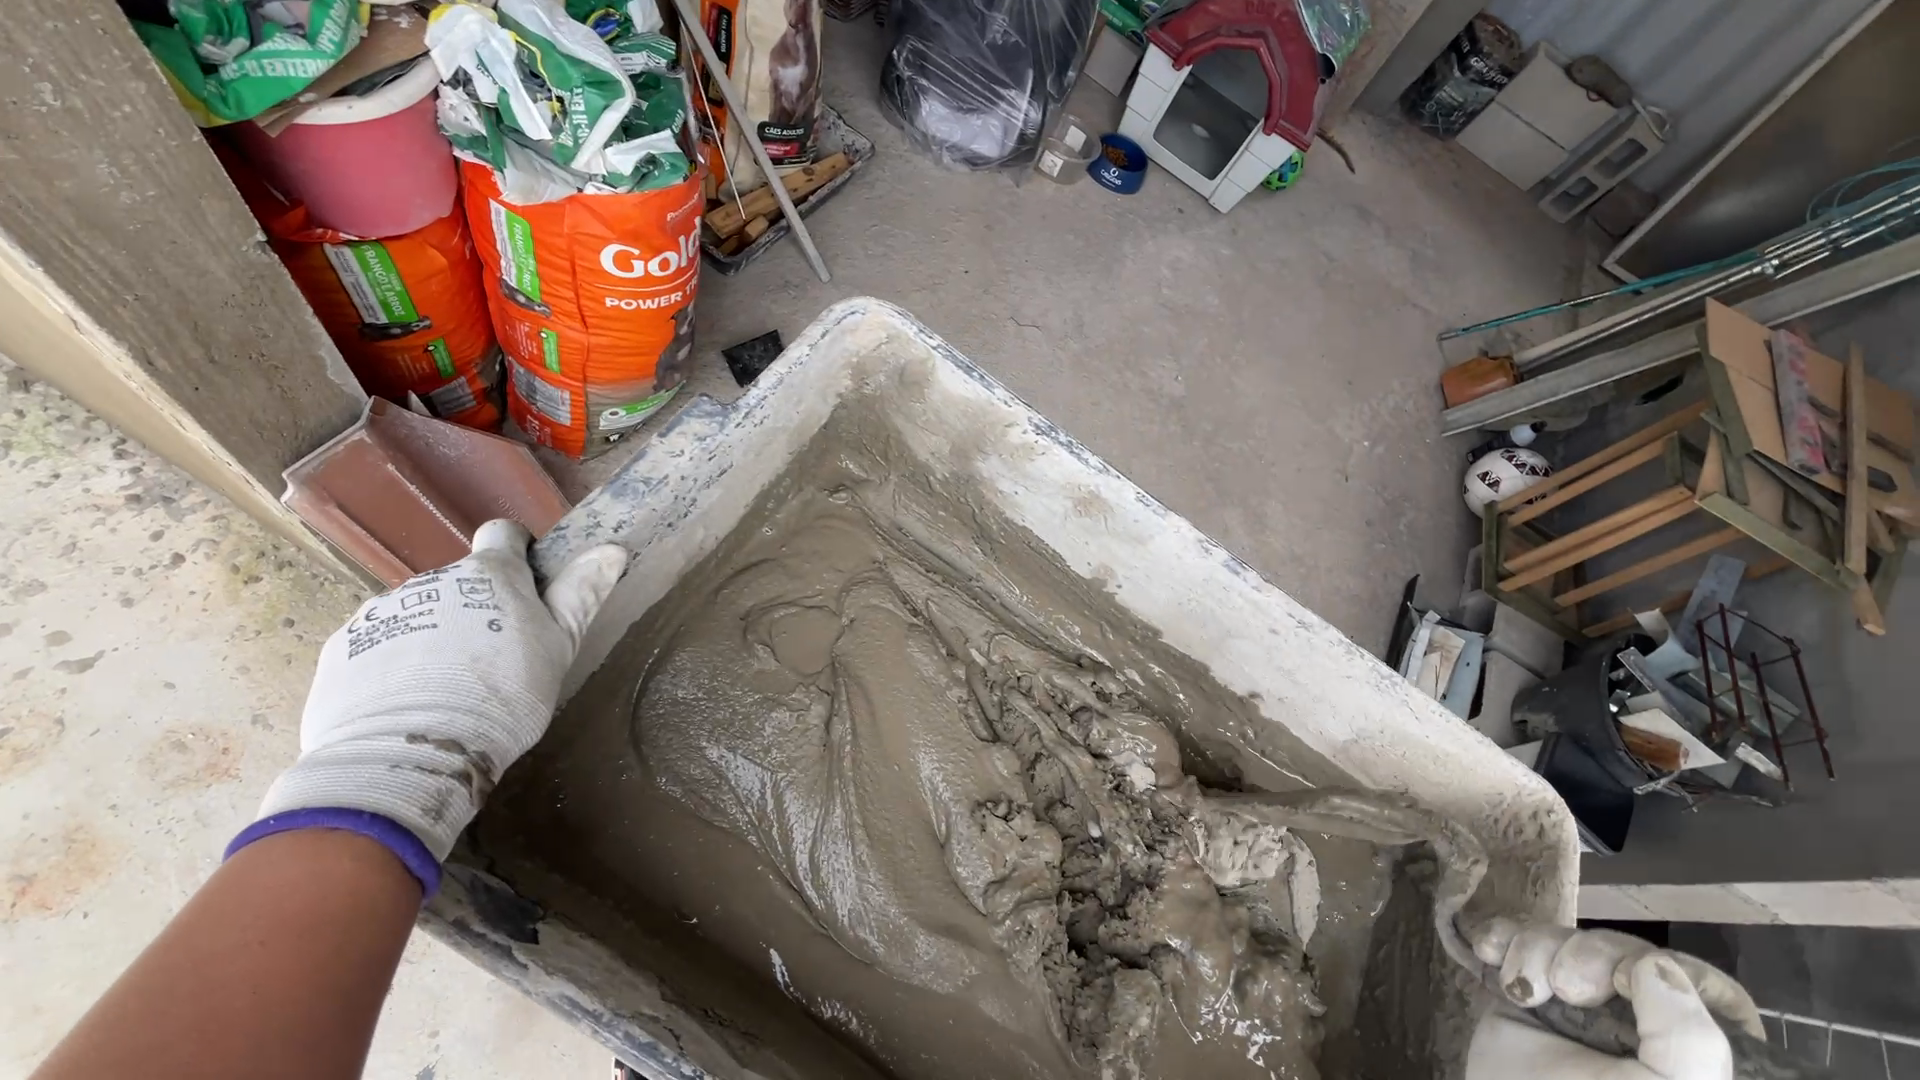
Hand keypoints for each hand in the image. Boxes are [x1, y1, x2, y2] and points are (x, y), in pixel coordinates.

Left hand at [231, 521, 625, 892]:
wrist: (409, 754)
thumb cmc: (503, 697)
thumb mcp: (558, 649)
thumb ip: (579, 597)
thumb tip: (612, 550)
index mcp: (489, 574)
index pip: (502, 534)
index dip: (515, 554)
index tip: (524, 587)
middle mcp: (433, 579)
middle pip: (461, 583)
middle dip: (475, 609)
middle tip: (491, 660)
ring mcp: (382, 610)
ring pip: (420, 614)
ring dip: (435, 635)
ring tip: (445, 688)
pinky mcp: (343, 645)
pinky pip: (378, 644)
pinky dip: (394, 663)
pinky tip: (406, 702)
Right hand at [1464, 921, 1761, 1079]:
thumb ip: (1688, 1036)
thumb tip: (1653, 963)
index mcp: (1686, 1049)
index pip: (1695, 979)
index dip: (1655, 965)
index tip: (1619, 983)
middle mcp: (1636, 1021)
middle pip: (1619, 948)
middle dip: (1584, 953)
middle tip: (1562, 989)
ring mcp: (1577, 1003)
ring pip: (1564, 937)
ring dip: (1533, 949)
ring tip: (1519, 989)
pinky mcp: (1526, 989)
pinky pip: (1515, 937)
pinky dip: (1499, 936)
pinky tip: (1488, 954)